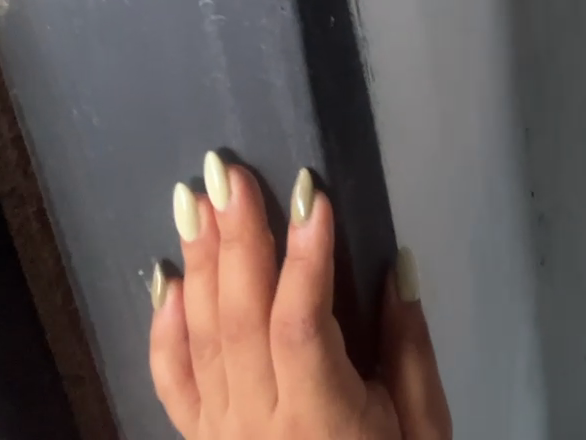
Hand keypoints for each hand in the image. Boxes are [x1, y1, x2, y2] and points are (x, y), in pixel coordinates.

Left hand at [150, 153, 450, 439]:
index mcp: (320, 420)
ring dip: (198, 262)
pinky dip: (164, 326)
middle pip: (238, 318)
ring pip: (200, 337)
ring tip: (195, 198)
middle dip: (236, 237)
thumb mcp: (422, 425)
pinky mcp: (201, 437)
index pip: (300, 323)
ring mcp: (218, 433)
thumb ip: (408, 346)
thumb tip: (396, 265)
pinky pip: (171, 379)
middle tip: (228, 172)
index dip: (305, 257)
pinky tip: (165, 277)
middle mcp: (256, 423)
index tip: (312, 191)